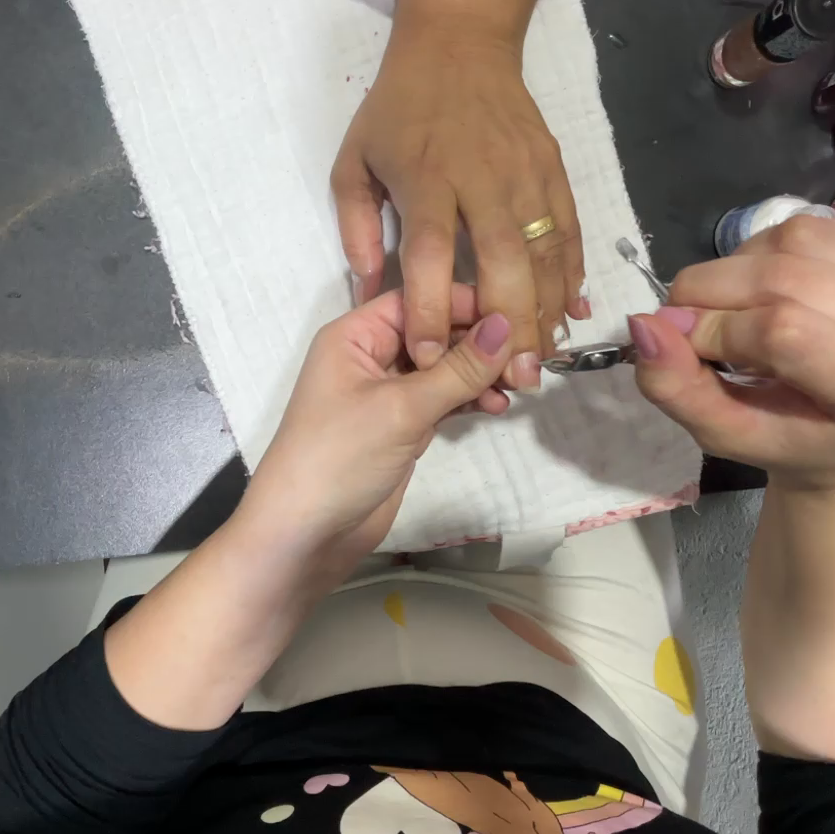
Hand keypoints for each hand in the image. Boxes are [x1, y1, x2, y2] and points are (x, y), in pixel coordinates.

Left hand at [236, 286, 515, 571]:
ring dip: (480, 374)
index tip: (515, 314)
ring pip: (444, 367)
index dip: (464, 302)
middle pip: (434, 331)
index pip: (418, 299)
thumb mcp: (401, 408)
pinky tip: (497, 407)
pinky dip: (469, 400)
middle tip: (527, 358)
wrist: (307, 534)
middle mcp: (371, 355)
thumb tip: (506, 325)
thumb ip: (457, 369)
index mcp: (355, 334)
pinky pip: (443, 399)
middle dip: (479, 343)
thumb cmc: (340, 457)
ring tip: (518, 387)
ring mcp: (388, 392)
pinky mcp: (402, 425)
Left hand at [333, 33, 585, 392]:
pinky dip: (573, 275)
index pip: (428, 254)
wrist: (459, 41)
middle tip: (513, 380)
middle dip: (509, 327)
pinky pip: (569, 231)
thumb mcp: (354, 161)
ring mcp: (525, 173)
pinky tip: (571, 313)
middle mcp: (480, 179)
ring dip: (547, 312)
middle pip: (502, 261)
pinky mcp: (553, 169)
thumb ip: (357, 227)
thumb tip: (367, 289)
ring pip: (545, 252)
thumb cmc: (398, 109)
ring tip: (542, 362)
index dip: (428, 310)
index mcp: (424, 179)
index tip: (429, 360)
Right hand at [628, 217, 834, 490]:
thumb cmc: (785, 439)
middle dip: (711, 293)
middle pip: (790, 279)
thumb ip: (676, 387)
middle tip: (687, 322)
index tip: (679, 344)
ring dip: (736, 266)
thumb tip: (643, 324)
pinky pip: (813, 227)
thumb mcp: (720, 433)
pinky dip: (763, 250)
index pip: (787, 332)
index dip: (715, 328)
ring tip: (729, 306)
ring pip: (798, 240)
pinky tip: (763, 285)